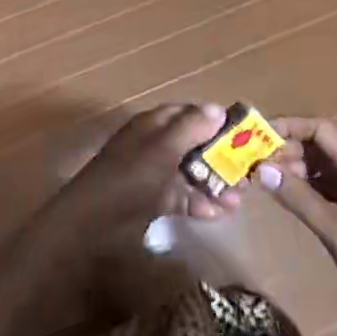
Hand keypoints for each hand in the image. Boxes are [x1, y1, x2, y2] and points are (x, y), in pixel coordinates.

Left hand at [52, 103, 244, 234]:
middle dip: (219, 156)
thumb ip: (189, 128)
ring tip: (239, 199)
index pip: (187, 113)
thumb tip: (218, 108)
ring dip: (214, 182)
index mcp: (151, 125)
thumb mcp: (161, 150)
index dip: (213, 120)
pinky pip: (181, 197)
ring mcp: (152, 175)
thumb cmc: (127, 180)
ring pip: (189, 172)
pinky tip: (219, 213)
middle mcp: (153, 146)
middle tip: (246, 172)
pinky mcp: (152, 203)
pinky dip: (199, 203)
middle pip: (192, 144)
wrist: (90, 227)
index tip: (242, 133)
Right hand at [253, 117, 336, 329]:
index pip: (322, 130)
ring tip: (270, 183)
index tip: (257, 136)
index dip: (289, 126)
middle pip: (324, 146)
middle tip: (257, 165)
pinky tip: (296, 201)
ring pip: (329, 167)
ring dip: (299, 169)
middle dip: (289, 149)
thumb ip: (301, 201)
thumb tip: (263, 170)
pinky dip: (314, 188)